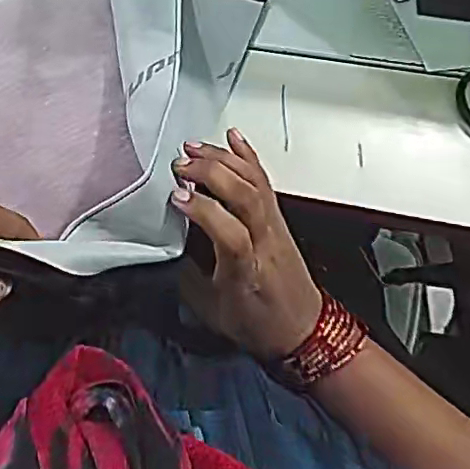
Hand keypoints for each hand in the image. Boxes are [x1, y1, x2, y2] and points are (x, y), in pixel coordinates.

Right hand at [171, 128, 321, 361]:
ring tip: (193, 148)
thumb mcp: (212, 309)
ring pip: (254, 182)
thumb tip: (164, 242)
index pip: (231, 233)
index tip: (175, 197)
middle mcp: (265, 241)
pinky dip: (247, 155)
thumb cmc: (258, 322)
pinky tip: (232, 137)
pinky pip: (263, 180)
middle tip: (179, 165)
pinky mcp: (277, 217)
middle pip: (246, 197)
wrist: (305, 330)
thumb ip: (187, 274)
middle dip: (211, 173)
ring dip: (223, 159)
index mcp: (247, 270)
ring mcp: (274, 225)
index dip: (203, 211)